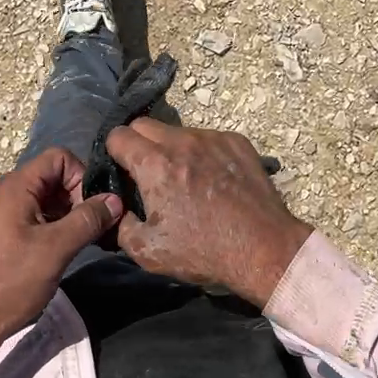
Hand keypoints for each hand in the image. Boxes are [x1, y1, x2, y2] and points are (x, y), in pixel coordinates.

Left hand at [0, 148, 122, 377]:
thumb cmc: (8, 282)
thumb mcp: (55, 249)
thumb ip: (87, 220)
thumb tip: (115, 199)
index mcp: (16, 186)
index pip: (60, 157)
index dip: (82, 177)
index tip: (93, 209)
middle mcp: (6, 193)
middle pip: (53, 178)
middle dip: (79, 198)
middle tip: (95, 230)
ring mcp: (1, 216)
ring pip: (45, 201)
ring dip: (68, 216)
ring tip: (85, 243)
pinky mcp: (0, 237)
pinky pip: (34, 219)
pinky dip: (53, 229)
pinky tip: (63, 254)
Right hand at [106, 118, 313, 307]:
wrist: (262, 247)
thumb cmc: (203, 251)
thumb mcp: (148, 252)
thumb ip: (121, 226)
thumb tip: (117, 209)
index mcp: (155, 163)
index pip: (118, 135)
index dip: (114, 153)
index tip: (123, 173)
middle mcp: (181, 141)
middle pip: (144, 125)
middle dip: (138, 144)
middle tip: (147, 173)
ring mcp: (211, 137)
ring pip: (177, 131)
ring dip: (171, 148)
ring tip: (184, 178)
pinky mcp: (235, 141)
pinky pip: (207, 137)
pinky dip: (201, 152)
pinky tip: (212, 179)